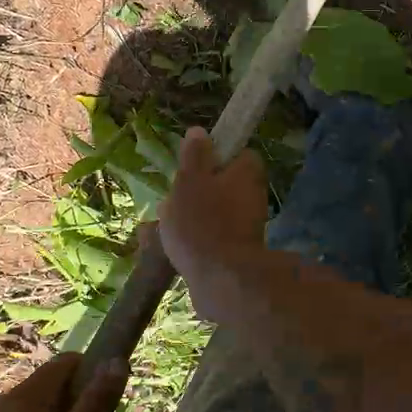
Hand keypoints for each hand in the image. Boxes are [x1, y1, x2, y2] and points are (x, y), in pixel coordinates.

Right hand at [158, 126, 267, 317]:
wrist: (222, 280)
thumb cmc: (202, 221)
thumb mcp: (190, 181)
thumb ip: (194, 156)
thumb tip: (199, 131)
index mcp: (248, 172)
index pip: (236, 155)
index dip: (212, 160)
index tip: (190, 170)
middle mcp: (253, 195)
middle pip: (220, 185)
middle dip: (191, 193)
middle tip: (167, 204)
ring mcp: (247, 225)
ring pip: (212, 212)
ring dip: (186, 218)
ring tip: (157, 229)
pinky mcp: (237, 251)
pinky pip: (210, 237)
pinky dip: (191, 240)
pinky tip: (165, 248)